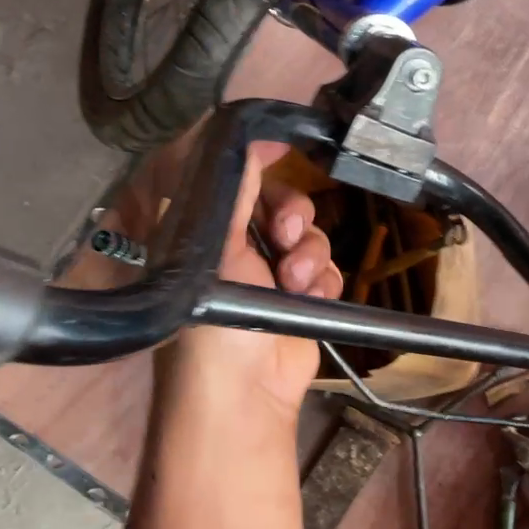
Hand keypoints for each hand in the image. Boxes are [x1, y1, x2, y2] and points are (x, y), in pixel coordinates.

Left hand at [158, 140, 343, 421]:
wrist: (244, 391)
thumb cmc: (215, 320)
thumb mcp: (219, 245)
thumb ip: (238, 189)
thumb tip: (249, 137)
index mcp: (203, 229)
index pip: (237, 180)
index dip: (263, 166)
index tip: (289, 151)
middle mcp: (235, 246)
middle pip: (281, 204)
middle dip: (293, 218)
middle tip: (288, 235)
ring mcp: (270, 274)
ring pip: (310, 238)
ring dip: (310, 256)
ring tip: (295, 283)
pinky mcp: (300, 299)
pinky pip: (325, 270)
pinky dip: (322, 283)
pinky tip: (310, 299)